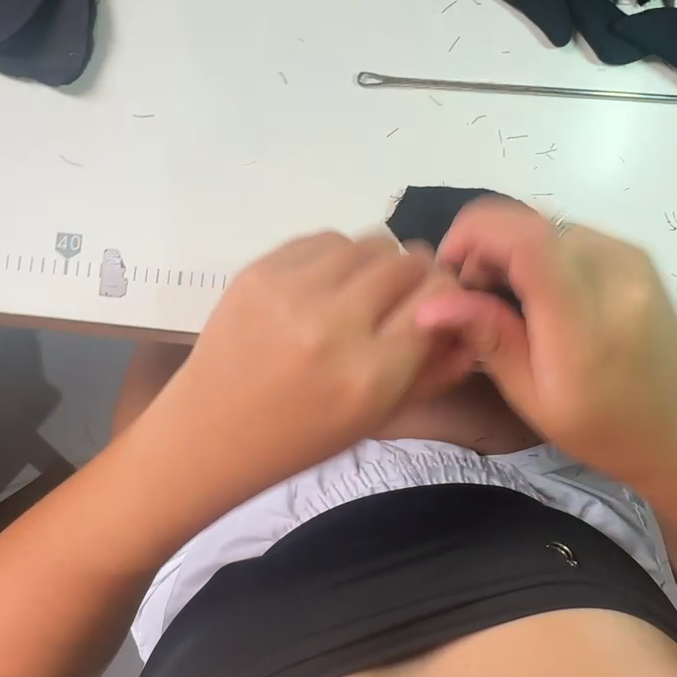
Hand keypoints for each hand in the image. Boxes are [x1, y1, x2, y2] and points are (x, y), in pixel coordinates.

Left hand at [152, 232, 477, 488]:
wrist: (209, 433)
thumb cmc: (302, 438)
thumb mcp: (379, 417)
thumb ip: (434, 369)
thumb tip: (466, 320)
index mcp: (370, 373)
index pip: (436, 299)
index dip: (445, 294)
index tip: (437, 300)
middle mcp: (335, 324)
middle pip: (405, 262)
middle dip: (414, 275)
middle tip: (400, 294)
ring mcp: (292, 291)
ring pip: (367, 242)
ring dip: (376, 262)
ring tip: (360, 288)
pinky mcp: (259, 270)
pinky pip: (325, 238)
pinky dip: (337, 256)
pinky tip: (324, 284)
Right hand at [415, 201, 676, 487]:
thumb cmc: (599, 427)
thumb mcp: (532, 395)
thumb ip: (488, 337)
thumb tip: (429, 304)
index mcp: (585, 319)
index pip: (527, 237)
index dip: (475, 233)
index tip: (449, 265)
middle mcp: (614, 273)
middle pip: (530, 225)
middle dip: (487, 247)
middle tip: (474, 295)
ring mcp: (630, 258)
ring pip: (546, 226)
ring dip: (512, 249)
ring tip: (507, 297)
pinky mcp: (636, 255)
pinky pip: (570, 234)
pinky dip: (541, 251)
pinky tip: (540, 292)